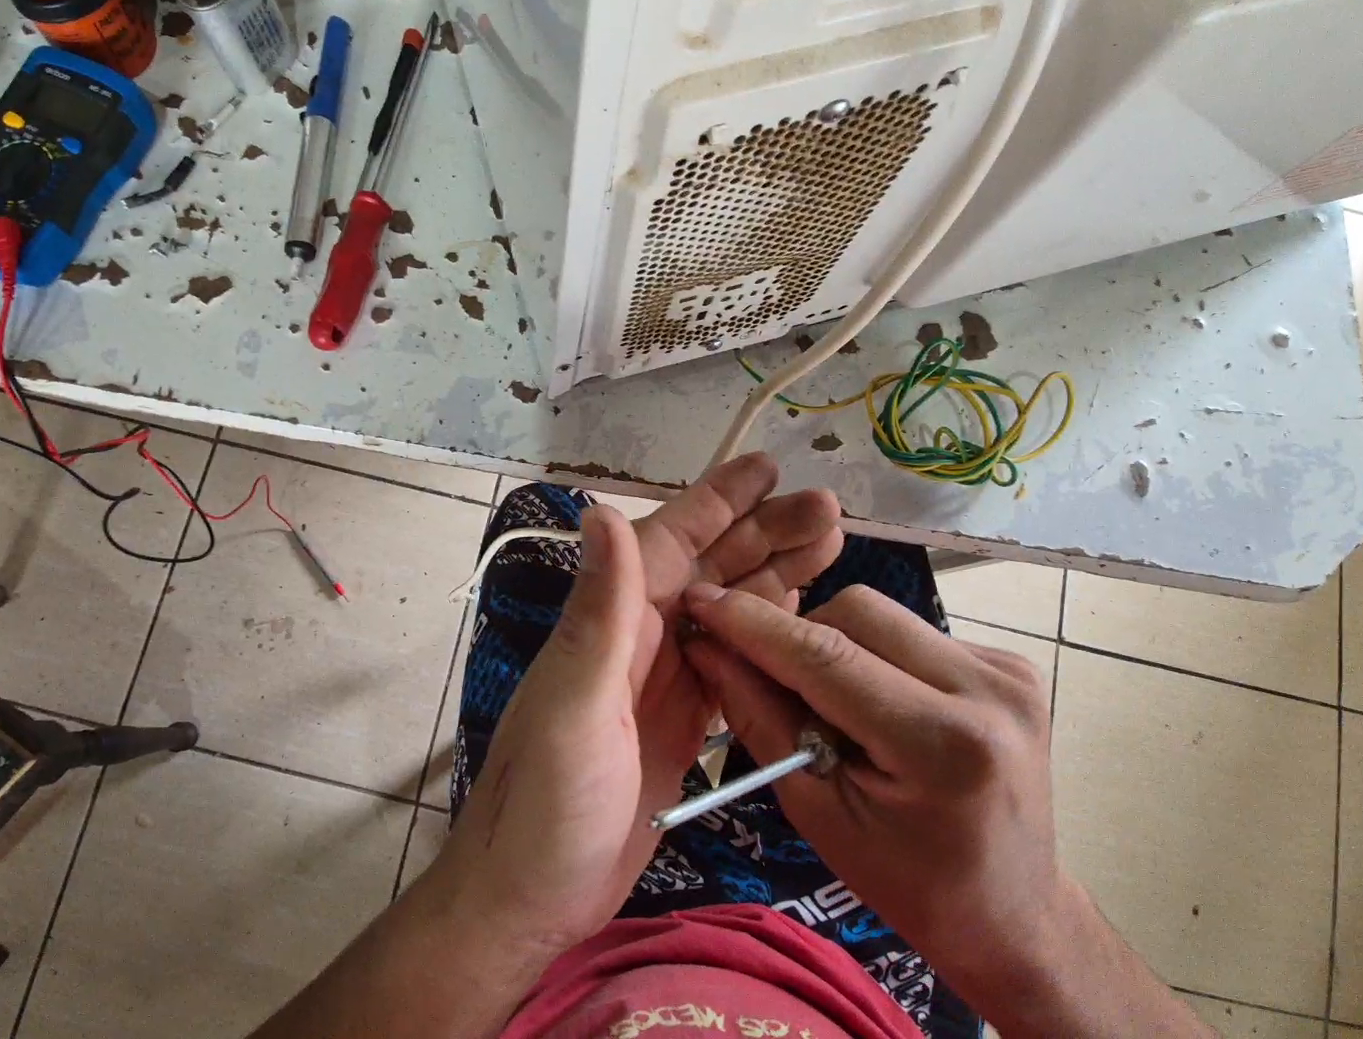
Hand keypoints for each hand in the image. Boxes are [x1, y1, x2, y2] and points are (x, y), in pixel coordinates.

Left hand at [419, 455, 841, 954]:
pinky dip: (766, 640)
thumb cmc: (547, 804)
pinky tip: (802, 625)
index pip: (669, 543)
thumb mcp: (574, 704)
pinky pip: (731, 665)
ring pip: (726, 613)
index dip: (716, 502)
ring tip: (829, 549)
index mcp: (610, 625)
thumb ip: (598, 611)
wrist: (533, 894)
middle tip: (829, 509)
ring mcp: (660, 683)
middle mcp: (635, 641)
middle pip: (709, 571)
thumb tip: (602, 509)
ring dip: (773, 580)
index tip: (766, 468)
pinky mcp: (679, 725)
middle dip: (764, 534)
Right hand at [680, 583, 1071, 1004]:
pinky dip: (874, 654)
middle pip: (855, 612)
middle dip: (798, 636)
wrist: (1011, 909)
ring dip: (835, 643)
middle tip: (777, 686)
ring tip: (836, 706)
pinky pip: (911, 629)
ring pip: (882, 613)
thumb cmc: (904, 880)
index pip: (824, 656)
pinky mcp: (1015, 662)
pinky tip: (881, 707)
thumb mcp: (815, 811)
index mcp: (942, 745)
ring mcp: (1010, 670)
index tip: (697, 600)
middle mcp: (987, 690)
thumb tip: (706, 647)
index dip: (752, 624)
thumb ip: (758, 717)